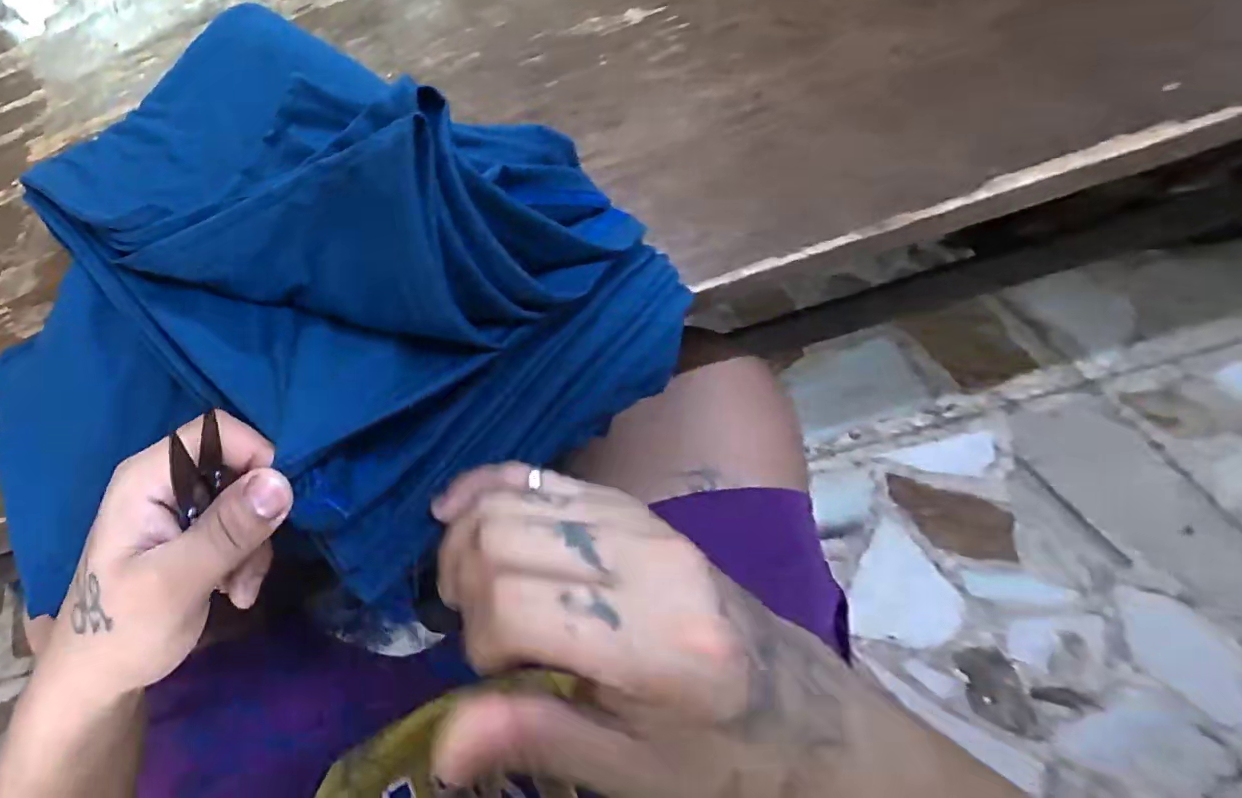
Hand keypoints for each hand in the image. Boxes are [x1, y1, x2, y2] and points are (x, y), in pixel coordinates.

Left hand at [36, 410, 293, 702]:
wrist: (95, 684)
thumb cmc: (122, 630)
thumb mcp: (178, 581)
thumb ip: (228, 529)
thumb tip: (281, 481)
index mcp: (146, 476)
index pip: (213, 431)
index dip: (252, 453)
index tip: (279, 500)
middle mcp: (162, 479)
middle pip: (232, 466)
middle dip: (252, 515)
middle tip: (252, 565)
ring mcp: (175, 505)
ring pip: (240, 499)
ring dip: (251, 545)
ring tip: (238, 592)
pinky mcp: (189, 530)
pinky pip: (234, 525)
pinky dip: (243, 557)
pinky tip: (233, 593)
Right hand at [429, 463, 852, 795]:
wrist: (798, 705)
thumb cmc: (716, 754)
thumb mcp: (630, 771)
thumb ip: (533, 740)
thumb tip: (442, 753)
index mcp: (657, 644)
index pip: (513, 607)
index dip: (479, 639)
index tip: (493, 672)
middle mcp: (645, 560)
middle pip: (498, 539)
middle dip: (460, 582)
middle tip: (472, 626)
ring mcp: (633, 517)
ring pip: (504, 500)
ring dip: (461, 539)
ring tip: (465, 583)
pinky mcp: (620, 499)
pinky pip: (527, 474)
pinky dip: (479, 490)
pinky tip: (453, 513)